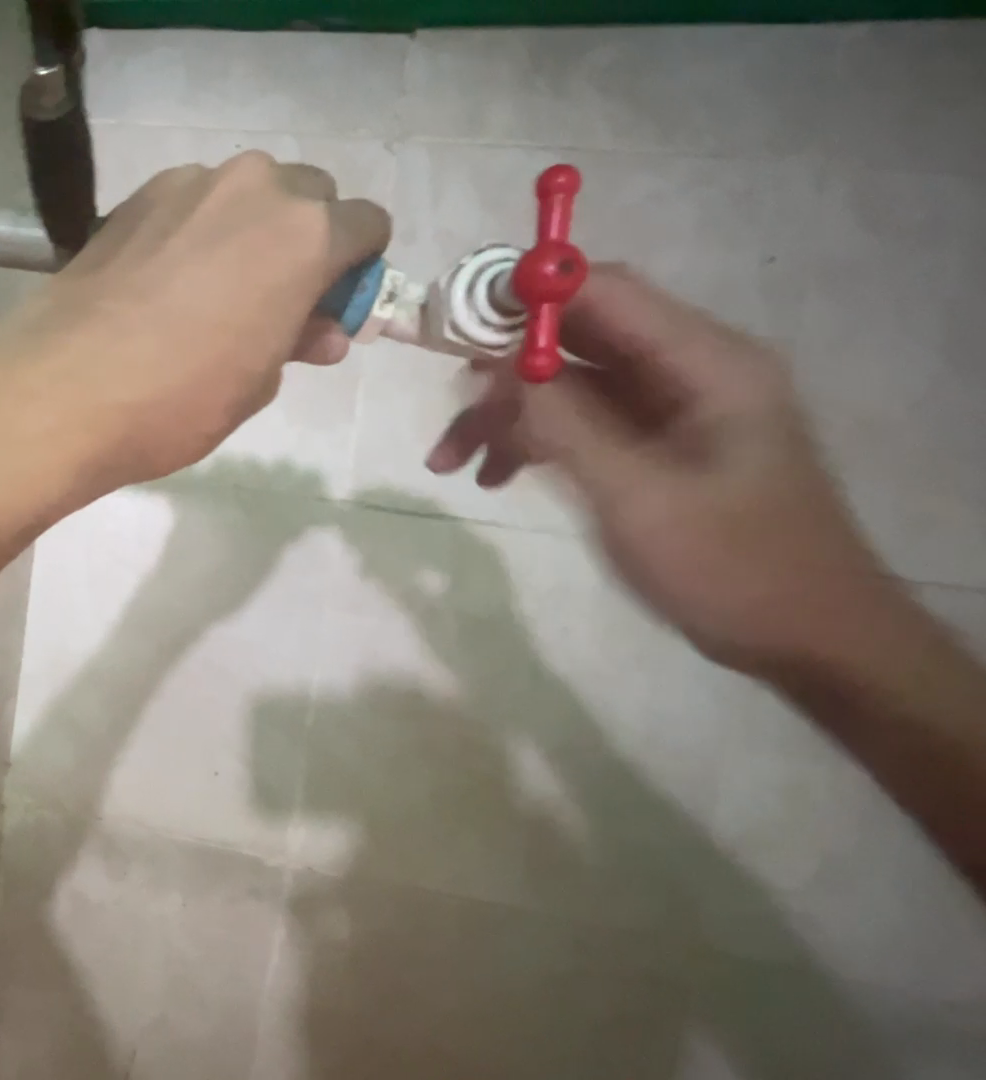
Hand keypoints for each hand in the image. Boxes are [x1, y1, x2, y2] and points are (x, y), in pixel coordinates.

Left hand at [0, 152, 389, 500]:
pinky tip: (160, 286)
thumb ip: (297, 341)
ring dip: (243, 234)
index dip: (354, 271)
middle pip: (304, 198)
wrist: (61, 392)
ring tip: (208, 297)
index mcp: (305, 234)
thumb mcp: (257, 385)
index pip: (365, 226)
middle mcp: (252, 188)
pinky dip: (190, 233)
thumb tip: (319, 330)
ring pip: (241, 196)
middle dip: (301, 243)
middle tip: (270, 305)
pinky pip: (186, 205)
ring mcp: (185, 185)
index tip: (326, 311)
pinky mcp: (130, 199)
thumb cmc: (176, 402)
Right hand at [428, 264, 902, 674]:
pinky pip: (574, 422)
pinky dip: (529, 442)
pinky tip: (493, 478)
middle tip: (444, 405)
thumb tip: (497, 365)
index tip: (454, 324)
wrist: (802, 636)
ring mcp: (668, 408)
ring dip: (504, 416)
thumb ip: (566, 422)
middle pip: (573, 338)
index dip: (527, 296)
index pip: (604, 294)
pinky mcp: (651, 444)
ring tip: (449, 463)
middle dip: (500, 370)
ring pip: (563, 385)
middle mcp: (686, 370)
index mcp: (705, 364)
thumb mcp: (635, 494)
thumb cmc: (730, 565)